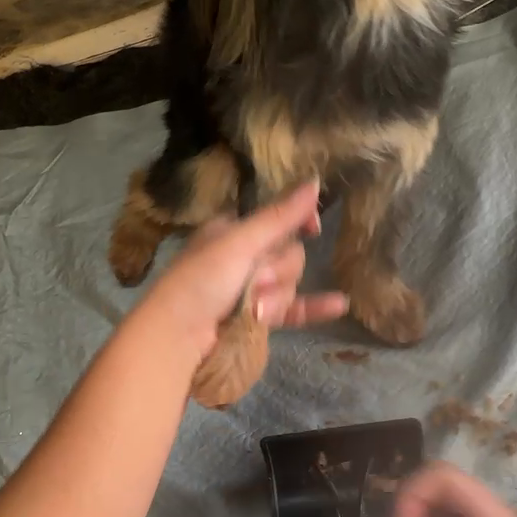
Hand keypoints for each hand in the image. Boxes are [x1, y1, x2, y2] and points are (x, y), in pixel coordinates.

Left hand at [136, 182, 348, 355]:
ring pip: (289, 284)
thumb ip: (280, 216)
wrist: (178, 336)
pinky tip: (339, 304)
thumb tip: (314, 181)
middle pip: (288, 254)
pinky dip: (313, 307)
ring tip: (253, 308)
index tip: (313, 228)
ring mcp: (250, 289)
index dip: (298, 221)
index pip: (278, 218)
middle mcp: (242, 257)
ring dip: (276, 296)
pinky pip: (293, 310)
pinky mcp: (256, 318)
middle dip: (277, 270)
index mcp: (232, 230)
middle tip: (255, 281)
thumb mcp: (239, 242)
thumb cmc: (202, 280)